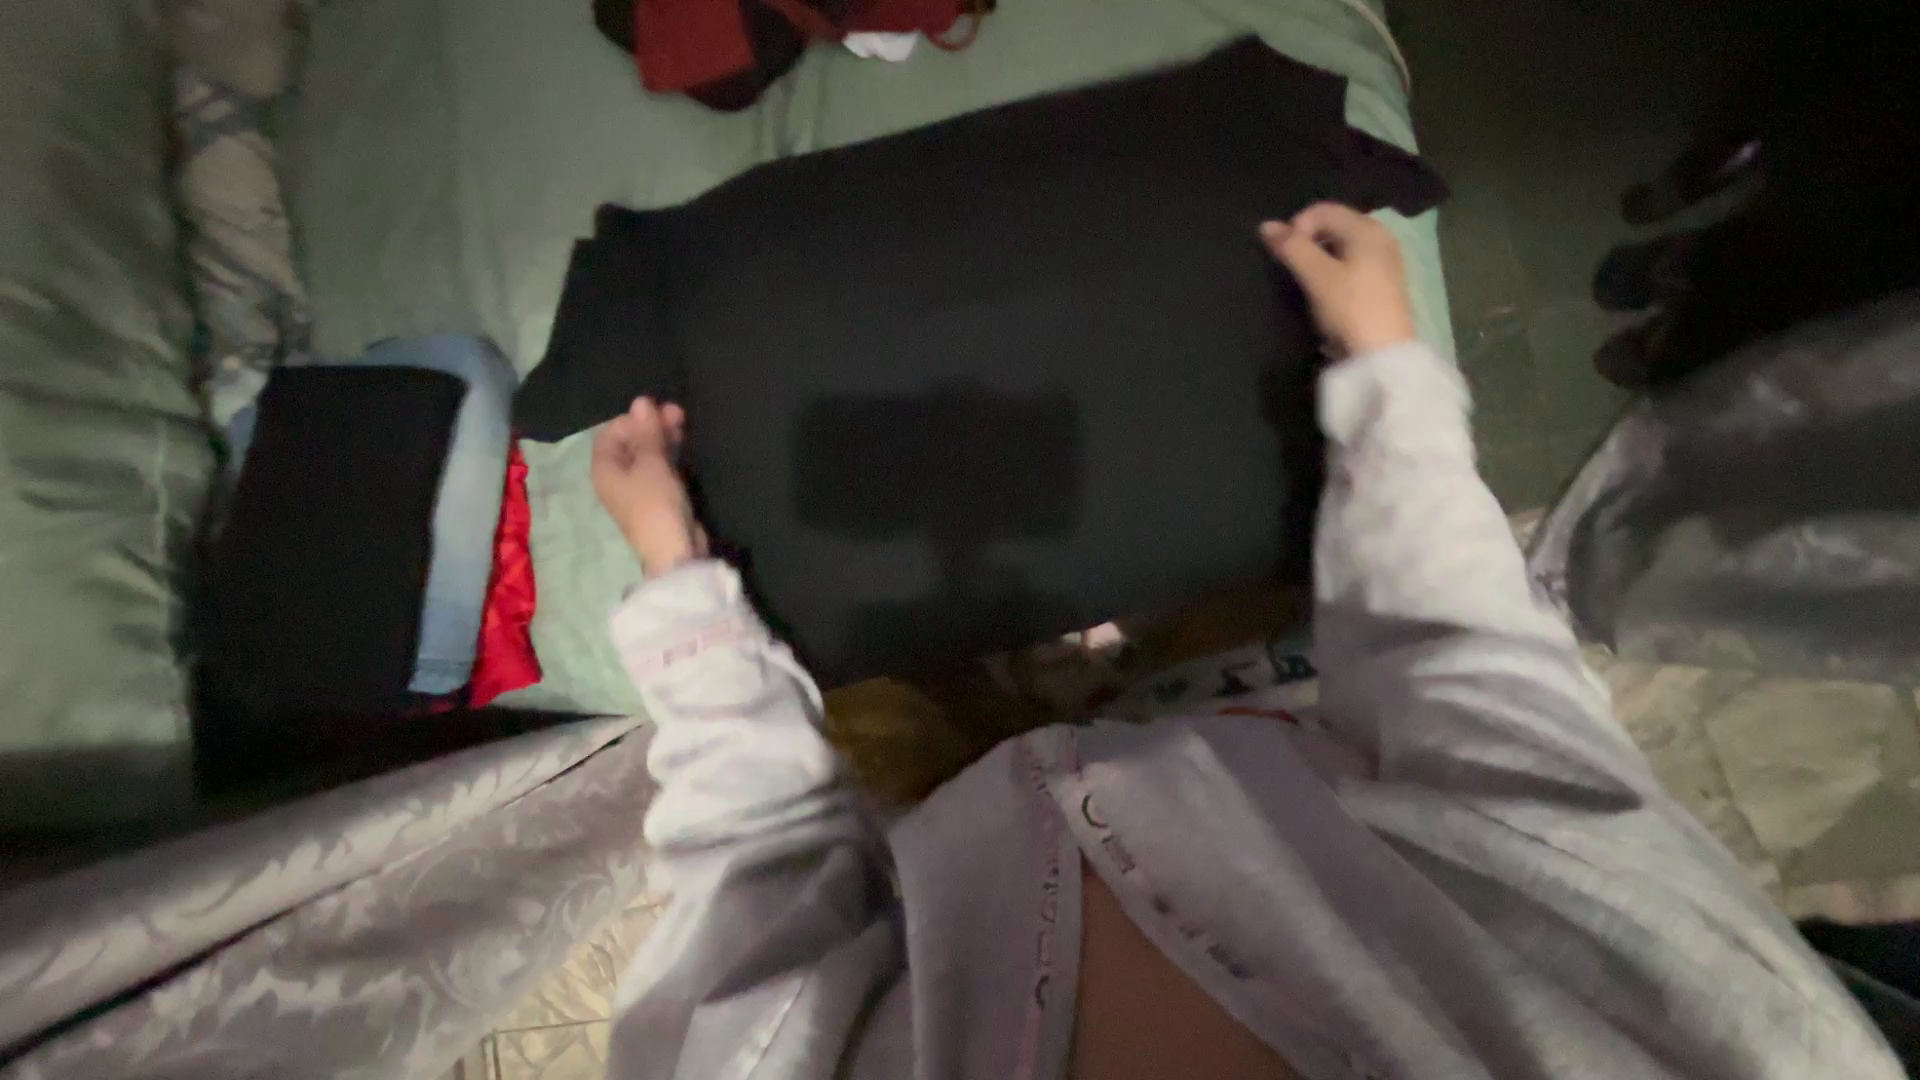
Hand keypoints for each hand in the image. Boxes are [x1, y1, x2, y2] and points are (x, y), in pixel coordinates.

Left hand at [591, 397, 707, 575]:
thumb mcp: (652, 465)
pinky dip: (670, 456)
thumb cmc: (656, 505)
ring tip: (685, 424)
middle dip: (651, 426)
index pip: (611, 432)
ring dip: (663, 438)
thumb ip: (647, 433)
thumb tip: (640, 401)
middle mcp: (616, 477)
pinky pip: (661, 469)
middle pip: (630, 443)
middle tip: (678, 413)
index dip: (632, 418)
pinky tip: (685, 447)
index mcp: (604, 469)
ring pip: (647, 455)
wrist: (675, 550)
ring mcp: (638, 489)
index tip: (658, 410)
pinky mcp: (659, 497)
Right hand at [1259, 203, 1415, 355]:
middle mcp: (1379, 236)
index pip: (1322, 210)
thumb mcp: (1317, 276)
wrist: (1380, 354)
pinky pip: (1349, 262)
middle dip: (1306, 241)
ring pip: (1339, 245)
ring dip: (1316, 257)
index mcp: (1367, 228)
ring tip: (1305, 282)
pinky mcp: (1379, 282)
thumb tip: (1265, 225)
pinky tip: (1325, 291)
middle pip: (1333, 225)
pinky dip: (1331, 269)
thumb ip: (1292, 248)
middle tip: (1291, 269)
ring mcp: (1383, 259)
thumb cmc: (1349, 309)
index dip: (1296, 227)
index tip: (1283, 256)